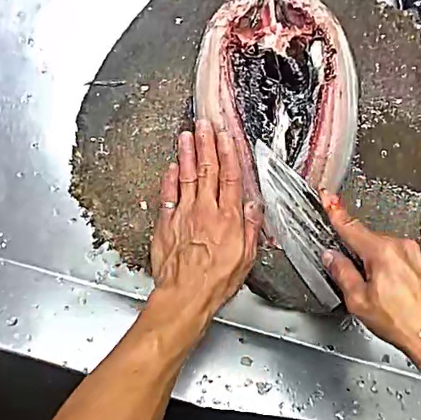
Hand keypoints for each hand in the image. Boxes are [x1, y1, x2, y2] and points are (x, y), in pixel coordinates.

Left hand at [149, 119, 260, 323]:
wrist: (185, 294)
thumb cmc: (215, 282)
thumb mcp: (246, 258)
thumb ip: (250, 228)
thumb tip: (255, 206)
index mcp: (228, 218)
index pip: (230, 178)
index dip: (229, 154)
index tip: (227, 137)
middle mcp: (205, 211)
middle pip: (207, 170)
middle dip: (206, 145)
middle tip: (205, 125)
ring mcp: (183, 215)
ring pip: (185, 176)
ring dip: (187, 153)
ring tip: (187, 135)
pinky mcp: (165, 223)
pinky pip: (167, 195)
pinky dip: (169, 179)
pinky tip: (171, 167)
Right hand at [322, 193, 420, 381]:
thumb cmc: (404, 323)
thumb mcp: (359, 300)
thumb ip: (342, 273)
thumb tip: (332, 258)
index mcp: (382, 252)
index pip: (351, 226)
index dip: (335, 211)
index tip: (327, 197)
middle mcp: (402, 247)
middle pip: (366, 242)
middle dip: (354, 256)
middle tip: (354, 285)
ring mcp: (416, 256)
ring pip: (382, 253)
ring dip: (373, 268)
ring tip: (378, 298)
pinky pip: (397, 261)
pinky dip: (388, 273)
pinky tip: (391, 297)